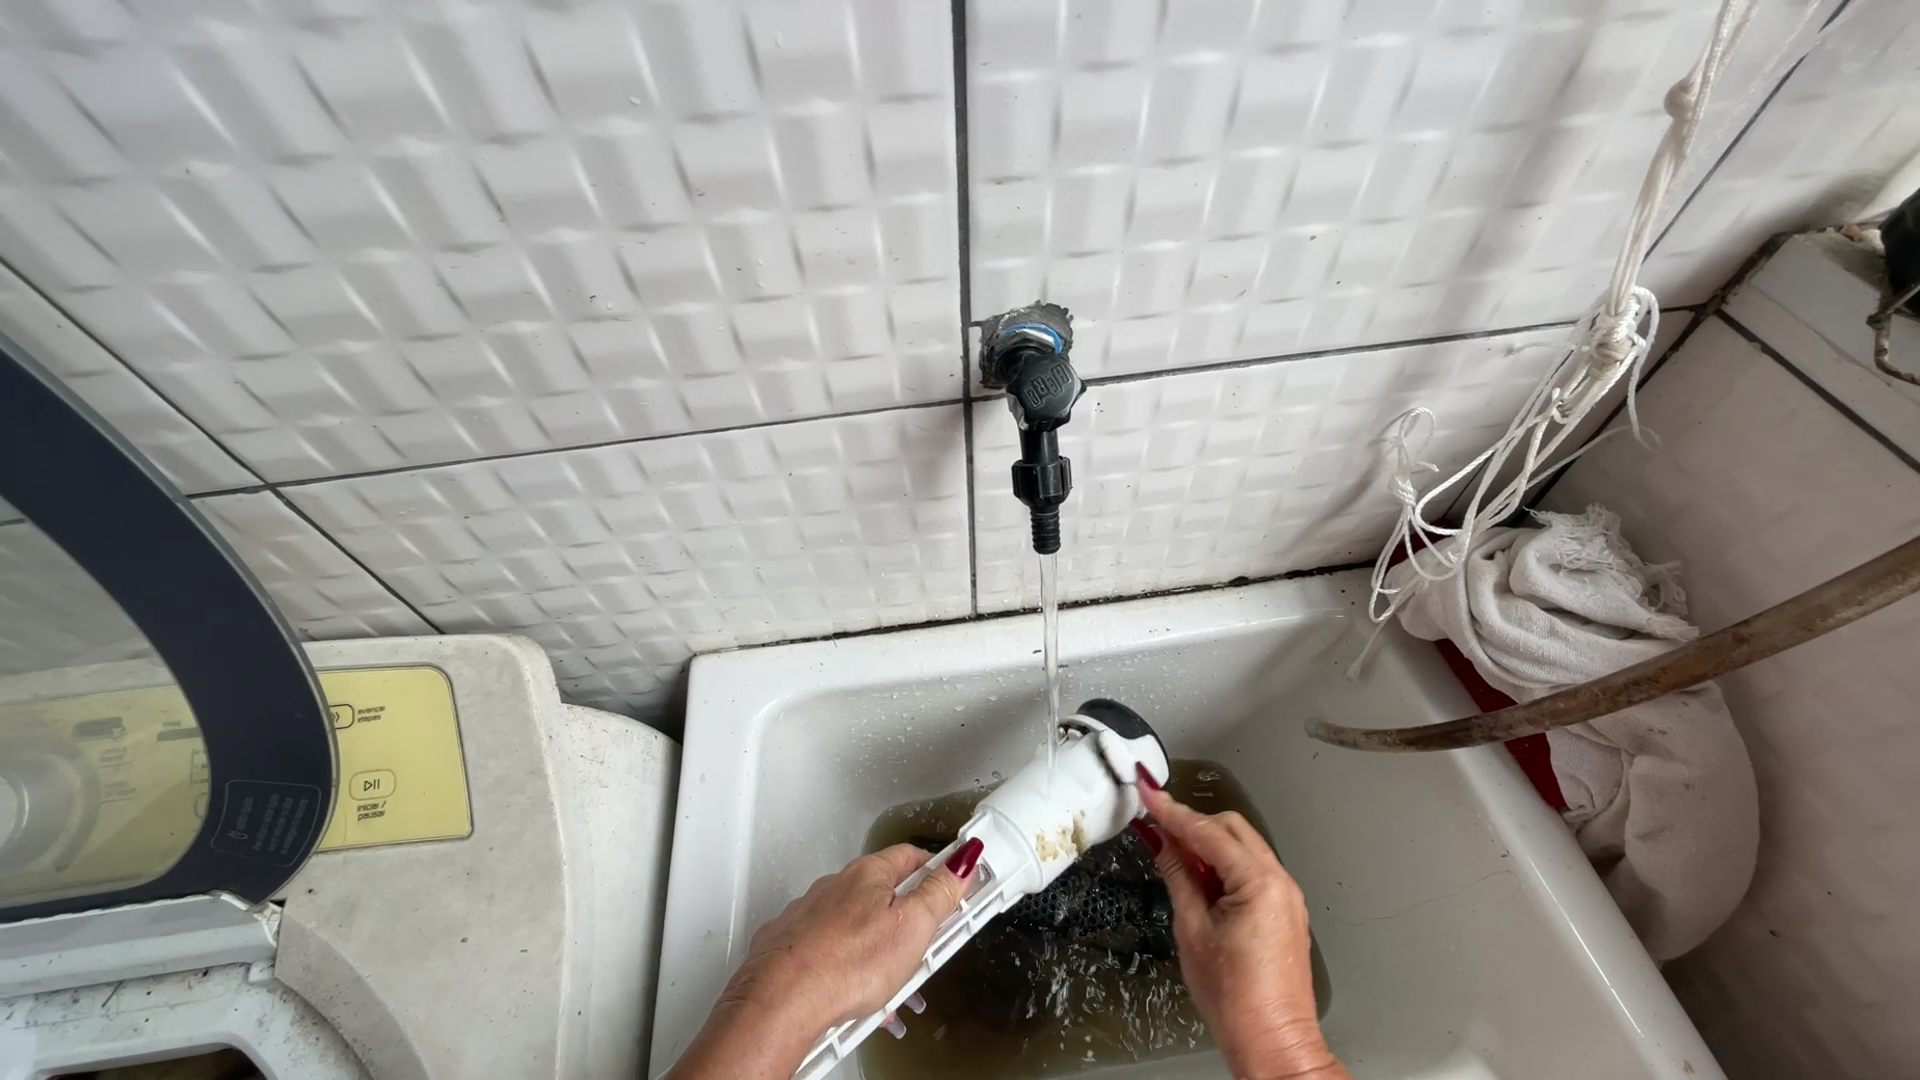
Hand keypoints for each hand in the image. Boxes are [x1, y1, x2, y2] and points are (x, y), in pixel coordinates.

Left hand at [666, 842, 975, 1079]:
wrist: (779, 1004)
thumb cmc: (841, 965)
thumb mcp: (912, 927)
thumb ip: (940, 893)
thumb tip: (962, 861)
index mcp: (868, 875)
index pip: (914, 858)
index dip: (940, 870)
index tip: (958, 881)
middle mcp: (836, 888)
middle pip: (886, 896)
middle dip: (911, 924)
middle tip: (930, 950)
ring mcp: (810, 918)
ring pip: (858, 930)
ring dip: (880, 954)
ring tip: (893, 991)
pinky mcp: (791, 949)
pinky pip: (831, 953)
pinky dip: (848, 971)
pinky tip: (855, 998)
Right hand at [1138, 775, 1350, 1079]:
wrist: (1275, 1045)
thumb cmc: (1233, 997)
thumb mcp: (1192, 930)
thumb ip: (1178, 877)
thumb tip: (1162, 843)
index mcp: (1258, 882)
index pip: (1207, 832)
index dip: (1172, 811)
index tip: (1147, 790)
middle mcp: (1279, 881)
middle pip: (1230, 829)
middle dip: (1193, 825)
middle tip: (1157, 830)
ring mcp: (1286, 896)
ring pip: (1241, 847)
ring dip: (1208, 845)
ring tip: (1174, 858)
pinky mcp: (1284, 911)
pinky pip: (1251, 870)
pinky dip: (1223, 865)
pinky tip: (1199, 879)